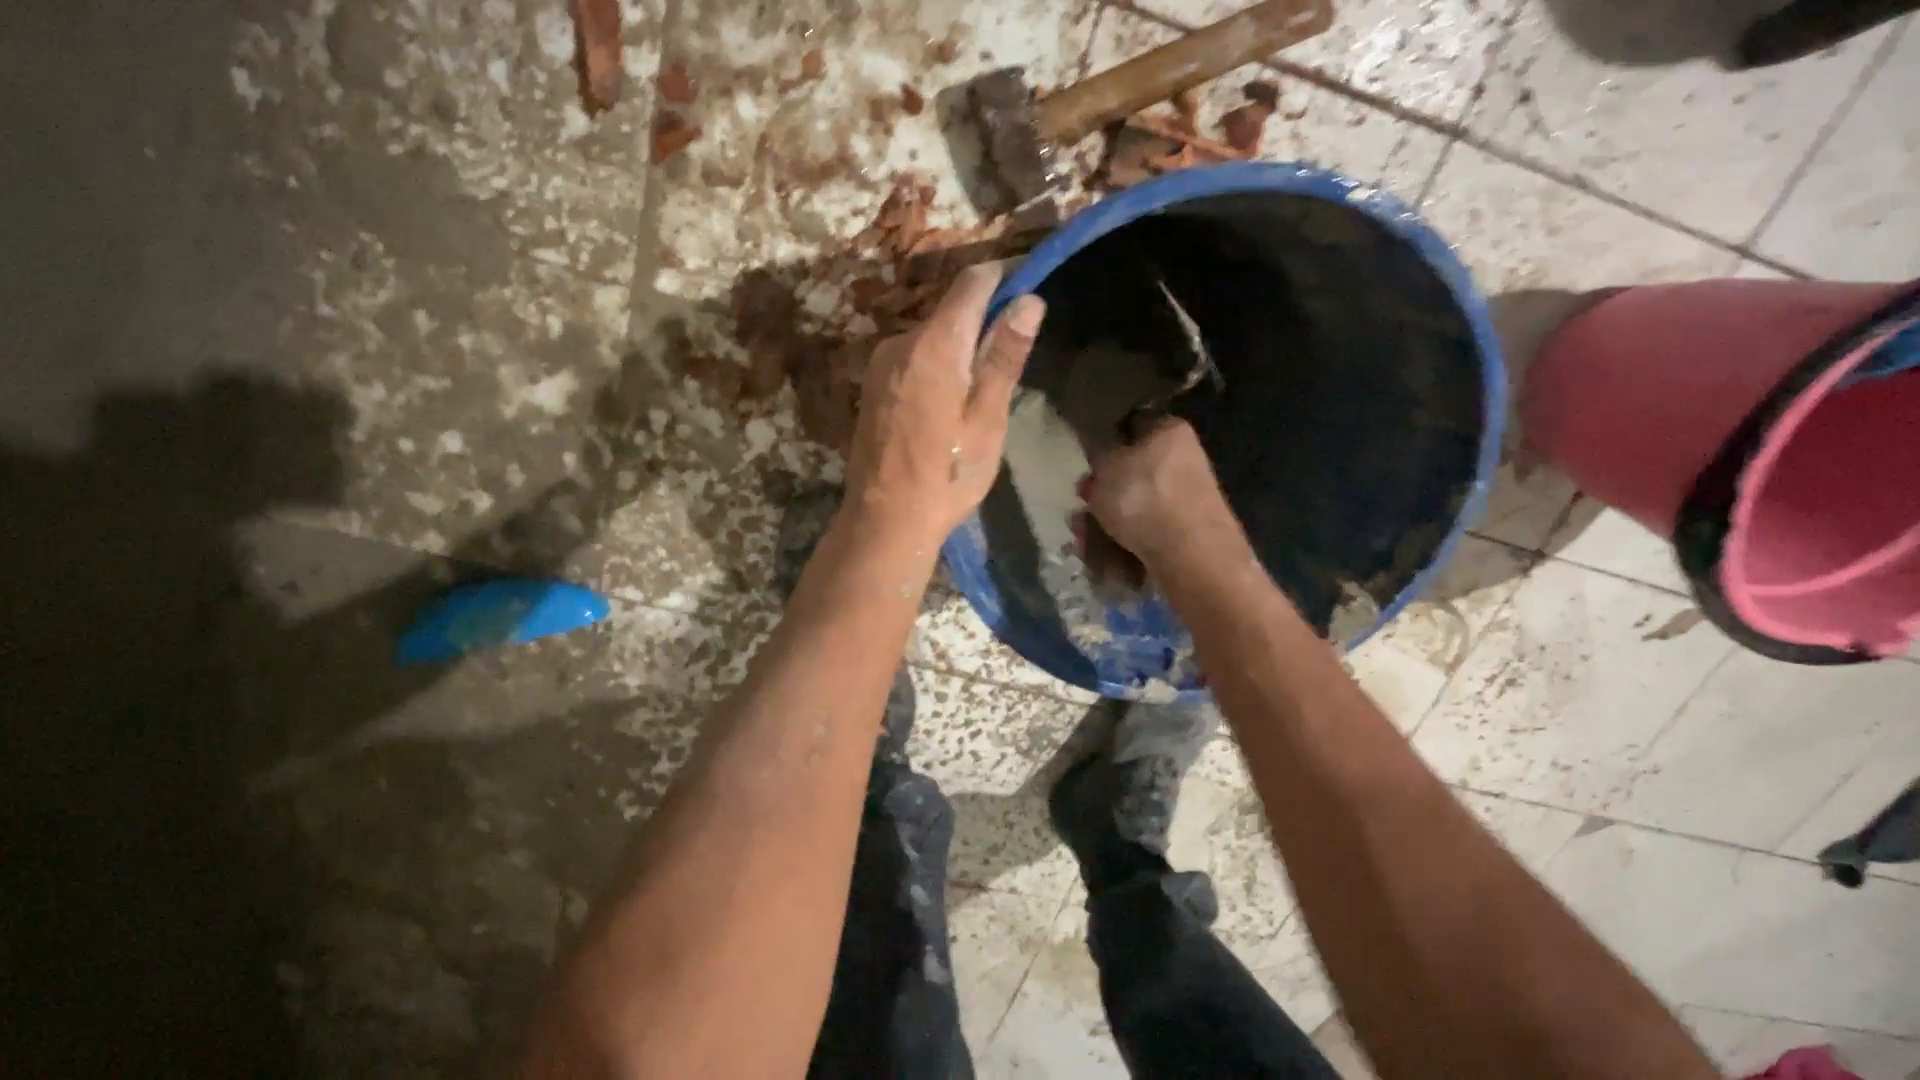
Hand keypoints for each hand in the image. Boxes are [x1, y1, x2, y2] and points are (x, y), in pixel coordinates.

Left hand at [843, 263, 1043, 541]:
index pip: (972, 283)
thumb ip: (1004, 356)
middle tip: (1011, 365)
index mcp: (935, 345)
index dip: (1003, 280)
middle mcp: (901, 341)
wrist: (885, 520)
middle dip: (984, 323)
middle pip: (951, 311)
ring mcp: (881, 363)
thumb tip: (1029, 300)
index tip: (1027, 299)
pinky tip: (947, 408)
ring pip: (932, 336)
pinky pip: (914, 358)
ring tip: (981, 395)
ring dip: (960, 349)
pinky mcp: (873, 385)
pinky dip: (937, 366)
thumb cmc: (947, 474)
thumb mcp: (988, 419)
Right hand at [1080, 417, 1245, 568]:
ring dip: (1102, 525)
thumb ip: (1097, 456)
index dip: (1104, 443)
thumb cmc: (1143, 496)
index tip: (1086, 465)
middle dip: (1099, 497)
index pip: (1132, 425)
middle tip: (1080, 512)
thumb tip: (1100, 460)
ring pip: (1131, 509)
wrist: (1189, 554)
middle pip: (1129, 475)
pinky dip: (1120, 545)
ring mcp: (1185, 501)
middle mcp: (1182, 462)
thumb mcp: (1104, 466)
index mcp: (1169, 431)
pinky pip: (1142, 534)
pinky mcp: (1183, 535)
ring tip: (1083, 542)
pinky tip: (1101, 559)